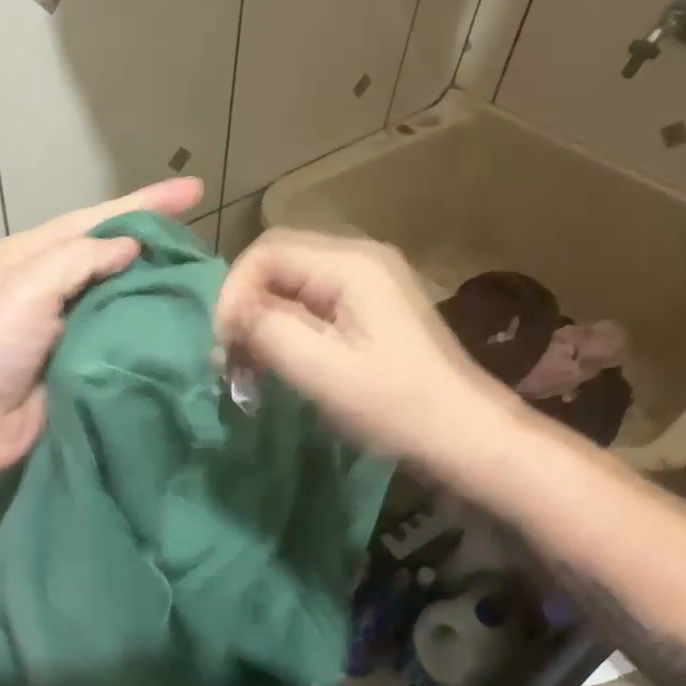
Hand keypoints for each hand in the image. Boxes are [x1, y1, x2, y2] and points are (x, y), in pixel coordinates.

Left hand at [0, 177, 204, 474]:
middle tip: (205, 237)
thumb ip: (77, 260)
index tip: (193, 190)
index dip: (145, 203)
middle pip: (112, 253)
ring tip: (205, 277)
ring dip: (157, 284)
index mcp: (29, 256)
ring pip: (121, 294)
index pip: (95, 219)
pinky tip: (181, 322)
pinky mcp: (79, 363)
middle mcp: (49, 285)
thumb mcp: (23, 289)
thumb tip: (130, 245)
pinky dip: (149, 327)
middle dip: (156, 241)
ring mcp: (65, 326)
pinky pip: (120, 336)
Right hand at [214, 229, 516, 468]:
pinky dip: (284, 324)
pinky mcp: (369, 304)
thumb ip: (268, 330)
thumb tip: (229, 313)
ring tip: (245, 361)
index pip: (265, 251)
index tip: (220, 341)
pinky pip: (310, 298)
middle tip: (226, 352)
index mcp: (350, 264)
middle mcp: (358, 257)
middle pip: (277, 259)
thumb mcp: (322, 370)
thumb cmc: (396, 405)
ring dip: (261, 315)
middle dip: (243, 302)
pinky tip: (275, 358)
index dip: (232, 291)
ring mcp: (367, 279)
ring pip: (290, 280)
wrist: (466, 433)